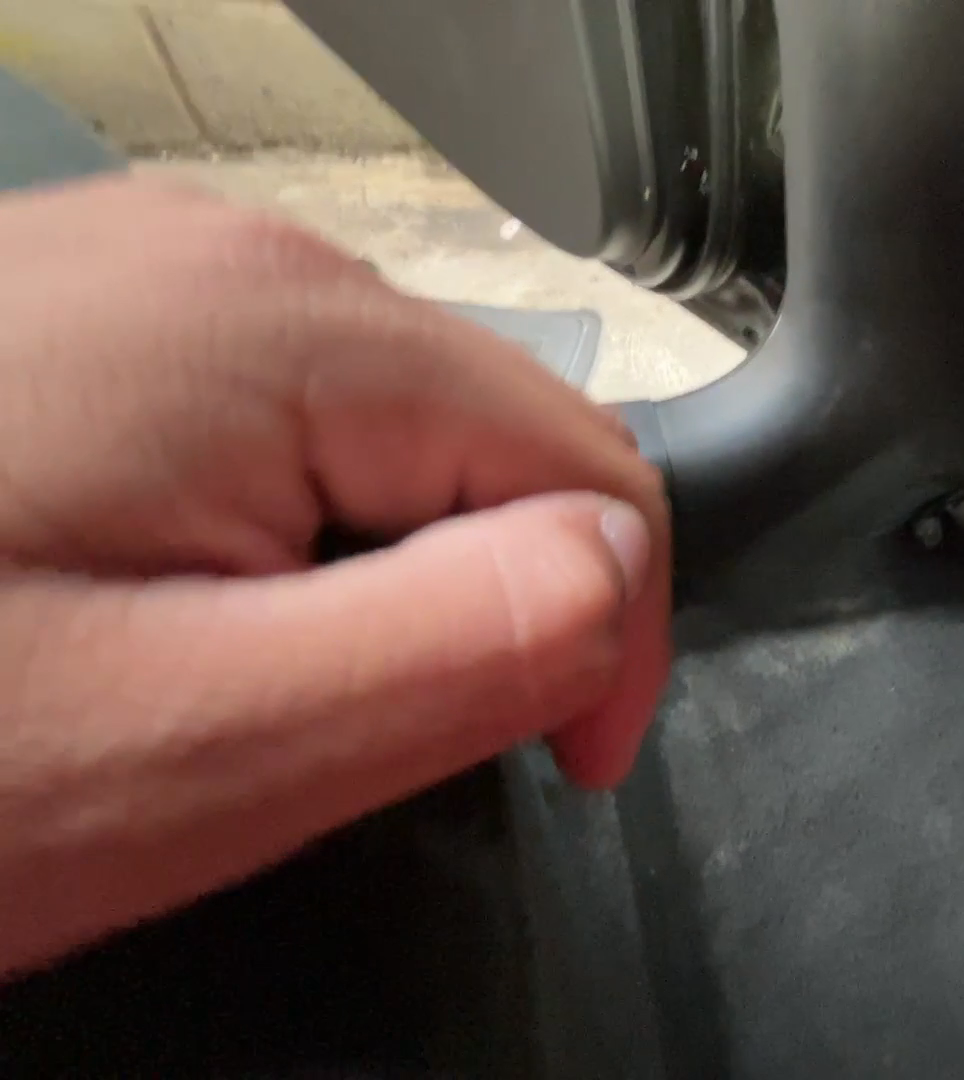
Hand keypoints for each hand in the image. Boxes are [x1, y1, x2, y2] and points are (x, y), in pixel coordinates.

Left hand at [0, 175, 670, 977]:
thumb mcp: (181, 739)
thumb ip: (464, 636)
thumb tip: (619, 567)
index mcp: (312, 329)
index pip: (603, 475)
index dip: (623, 623)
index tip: (576, 755)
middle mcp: (275, 269)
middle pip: (533, 450)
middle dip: (539, 595)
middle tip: (449, 730)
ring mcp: (199, 292)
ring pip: (455, 453)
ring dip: (453, 577)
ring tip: (338, 682)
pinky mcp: (144, 342)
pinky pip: (358, 448)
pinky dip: (372, 546)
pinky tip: (271, 613)